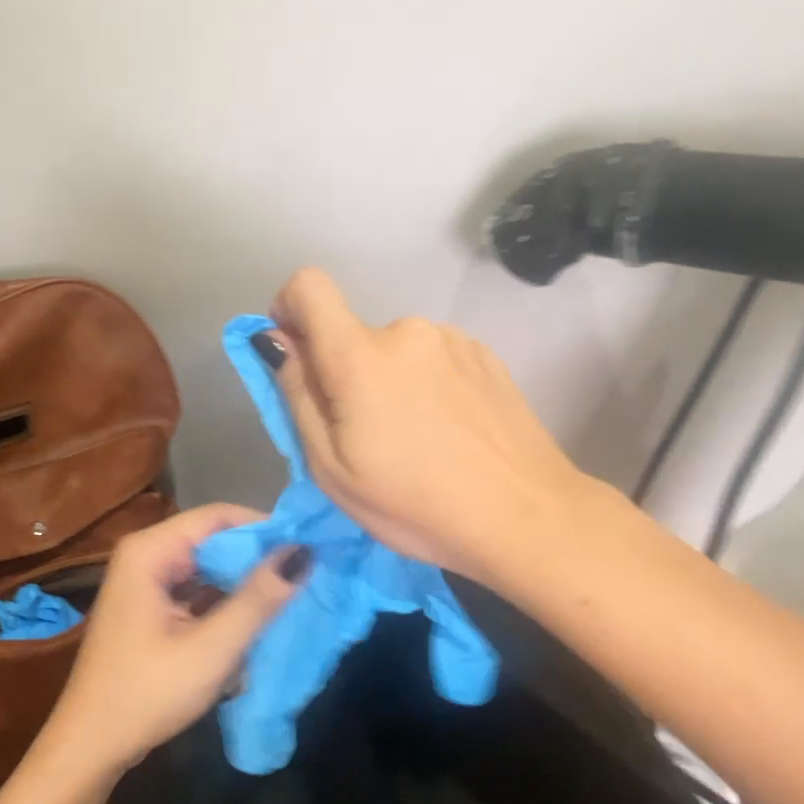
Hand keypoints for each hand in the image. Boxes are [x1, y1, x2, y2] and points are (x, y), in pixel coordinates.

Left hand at [43, 505, 306, 774]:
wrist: (91, 747)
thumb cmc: (147, 693)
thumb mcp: (211, 648)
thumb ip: (257, 599)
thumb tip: (304, 552)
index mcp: (150, 551)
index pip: (220, 516)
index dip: (267, 528)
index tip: (312, 549)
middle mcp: (146, 557)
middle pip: (215, 543)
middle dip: (258, 563)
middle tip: (309, 581)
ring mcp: (146, 585)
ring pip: (210, 572)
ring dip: (245, 592)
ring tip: (290, 606)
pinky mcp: (152, 612)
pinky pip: (198, 596)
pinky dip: (226, 611)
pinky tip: (254, 633)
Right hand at [264, 268, 597, 584]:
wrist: (525, 516)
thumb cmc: (414, 504)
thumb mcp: (331, 468)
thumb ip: (297, 395)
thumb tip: (277, 341)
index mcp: (361, 357)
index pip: (308, 286)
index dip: (288, 308)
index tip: (295, 354)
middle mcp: (406, 332)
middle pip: (353, 336)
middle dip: (346, 375)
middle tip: (366, 437)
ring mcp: (452, 341)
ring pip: (395, 351)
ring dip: (390, 382)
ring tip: (416, 441)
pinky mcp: (485, 356)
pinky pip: (433, 359)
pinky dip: (427, 386)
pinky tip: (449, 432)